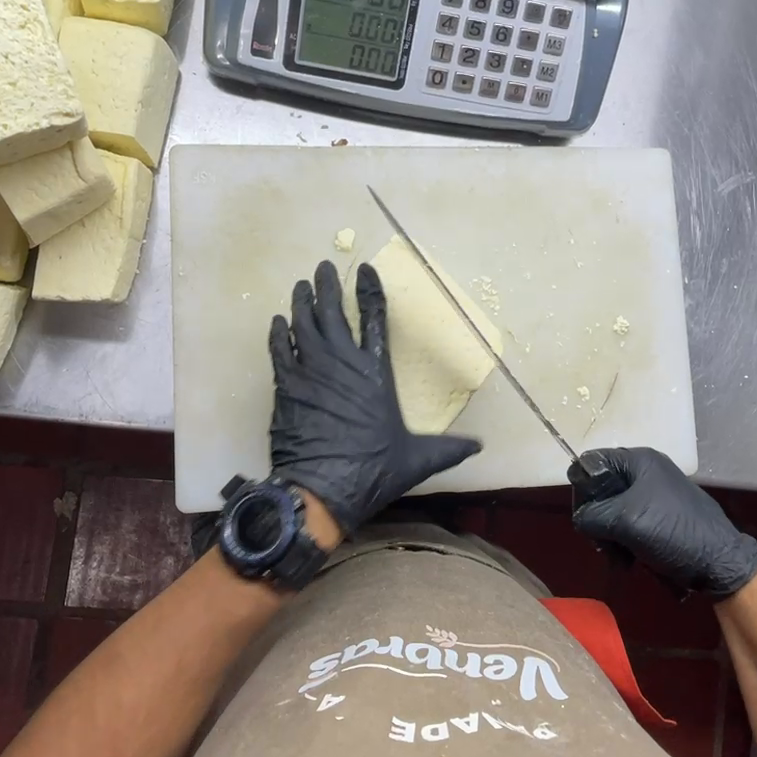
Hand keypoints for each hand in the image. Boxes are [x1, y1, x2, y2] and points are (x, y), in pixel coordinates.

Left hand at [268, 260, 481, 533]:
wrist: (322, 489)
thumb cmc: (372, 471)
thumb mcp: (417, 459)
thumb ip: (447, 449)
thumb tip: (479, 447)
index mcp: (376, 373)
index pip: (375, 318)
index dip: (370, 290)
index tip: (364, 269)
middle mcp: (342, 363)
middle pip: (332, 311)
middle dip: (327, 285)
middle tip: (323, 268)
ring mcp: (310, 371)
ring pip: (302, 324)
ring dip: (301, 302)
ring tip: (300, 286)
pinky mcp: (286, 386)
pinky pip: (279, 349)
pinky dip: (278, 332)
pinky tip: (278, 321)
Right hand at [570, 447, 756, 598]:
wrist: (719, 561)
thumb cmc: (672, 531)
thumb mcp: (625, 521)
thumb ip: (592, 516)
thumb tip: (581, 519)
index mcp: (639, 461)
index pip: (593, 462)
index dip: (583, 488)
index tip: (585, 515)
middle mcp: (645, 472)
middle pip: (601, 488)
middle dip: (597, 518)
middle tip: (601, 542)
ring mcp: (654, 495)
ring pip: (613, 509)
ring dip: (609, 535)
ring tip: (617, 558)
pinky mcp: (659, 516)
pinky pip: (629, 523)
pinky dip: (623, 541)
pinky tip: (627, 561)